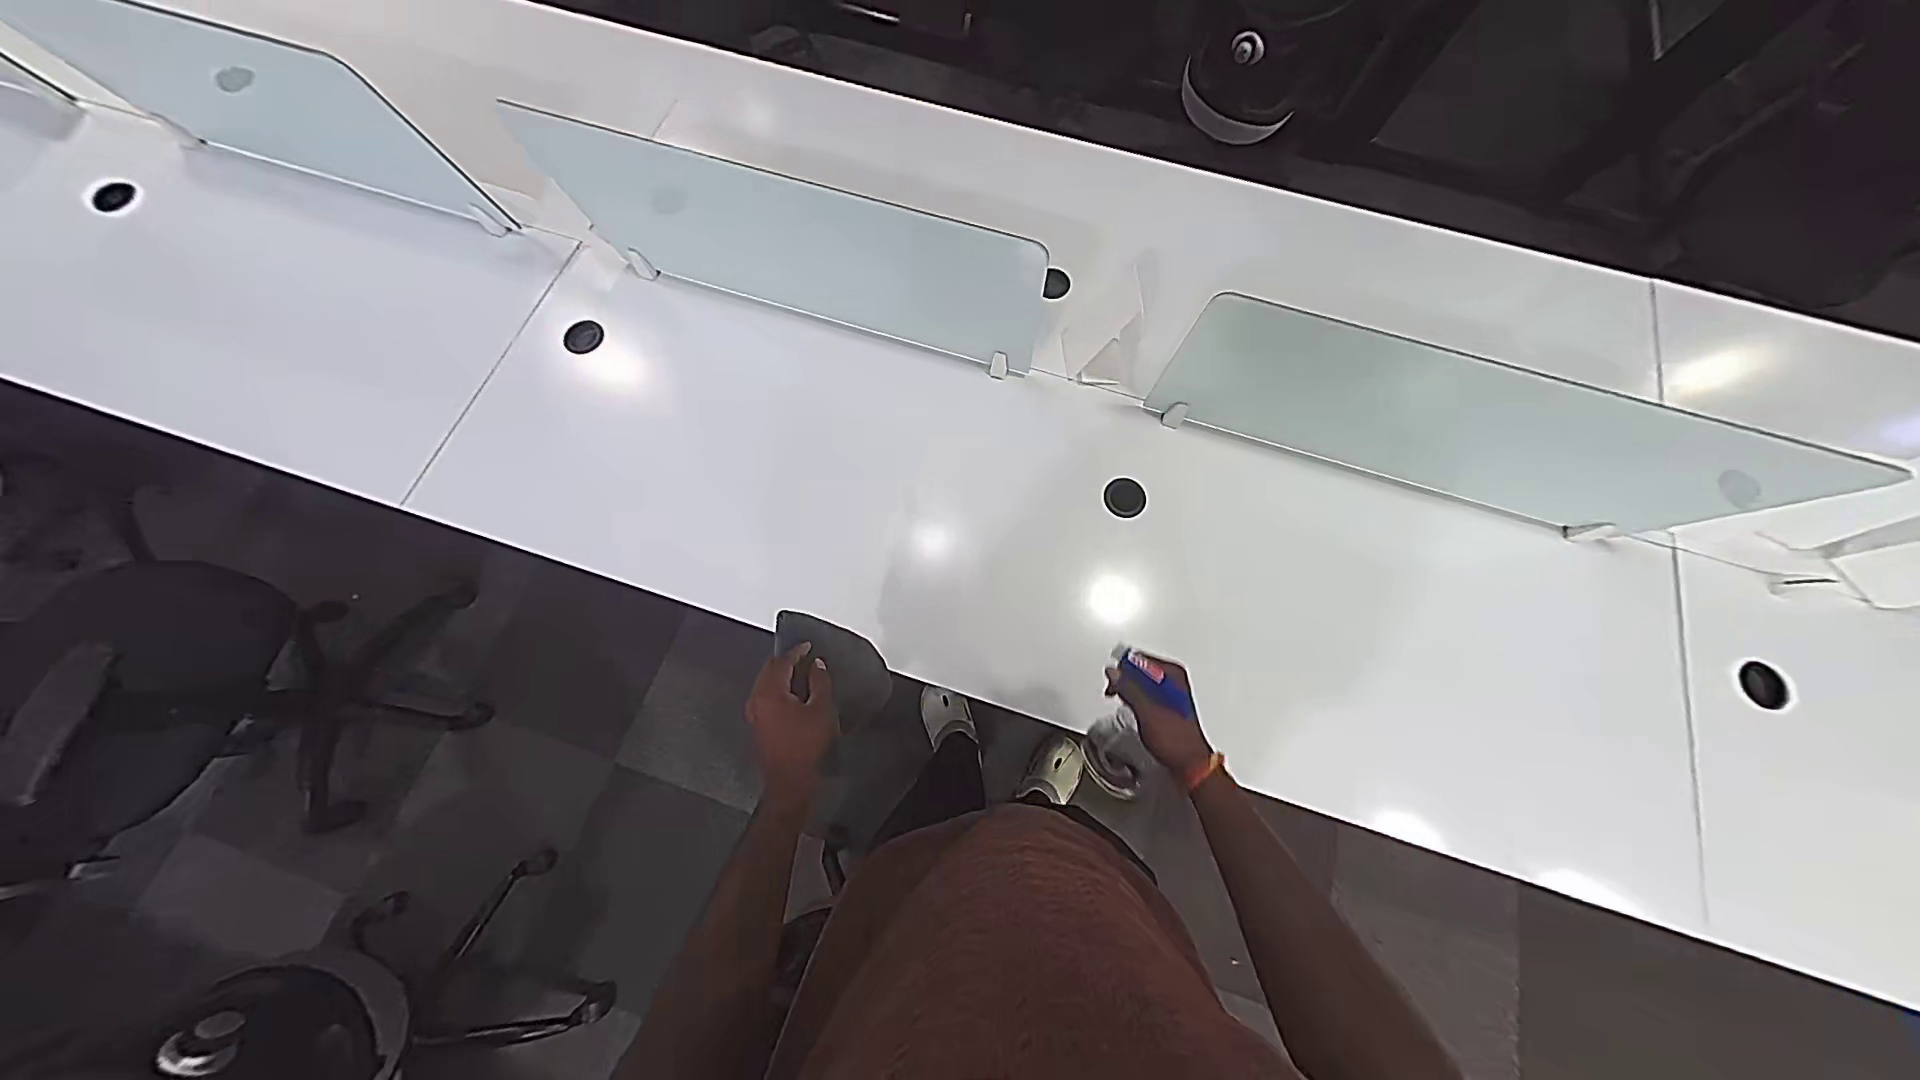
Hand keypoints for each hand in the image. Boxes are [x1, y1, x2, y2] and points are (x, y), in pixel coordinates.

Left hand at [746, 644, 836, 802]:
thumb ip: (820, 681)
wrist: (792, 783)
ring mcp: (755, 716)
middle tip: (804, 657)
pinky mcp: (758, 727)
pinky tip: (794, 695)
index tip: (807, 647)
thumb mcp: (822, 709)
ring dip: (782, 676)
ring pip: (766, 684)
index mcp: (769, 693)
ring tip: (802, 674)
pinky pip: (766, 698)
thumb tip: (816, 666)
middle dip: (786, 661)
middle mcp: (756, 701)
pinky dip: (779, 690)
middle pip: (769, 671)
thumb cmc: (807, 747)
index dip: (796, 651)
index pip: (781, 662)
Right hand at [1105, 654, 1213, 778]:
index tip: (1113, 680)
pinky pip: (1145, 691)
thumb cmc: (1176, 739)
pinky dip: (1135, 697)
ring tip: (1122, 700)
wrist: (1189, 762)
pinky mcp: (1167, 703)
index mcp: (1172, 674)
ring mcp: (1171, 691)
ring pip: (1141, 680)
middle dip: (1124, 678)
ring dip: (1128, 689)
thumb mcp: (1145, 710)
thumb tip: (1113, 672)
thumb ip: (1128, 688)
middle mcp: (1173, 679)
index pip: (1139, 658)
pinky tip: (1133, 708)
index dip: (1122, 668)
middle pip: (1139, 667)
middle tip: (1114, 690)